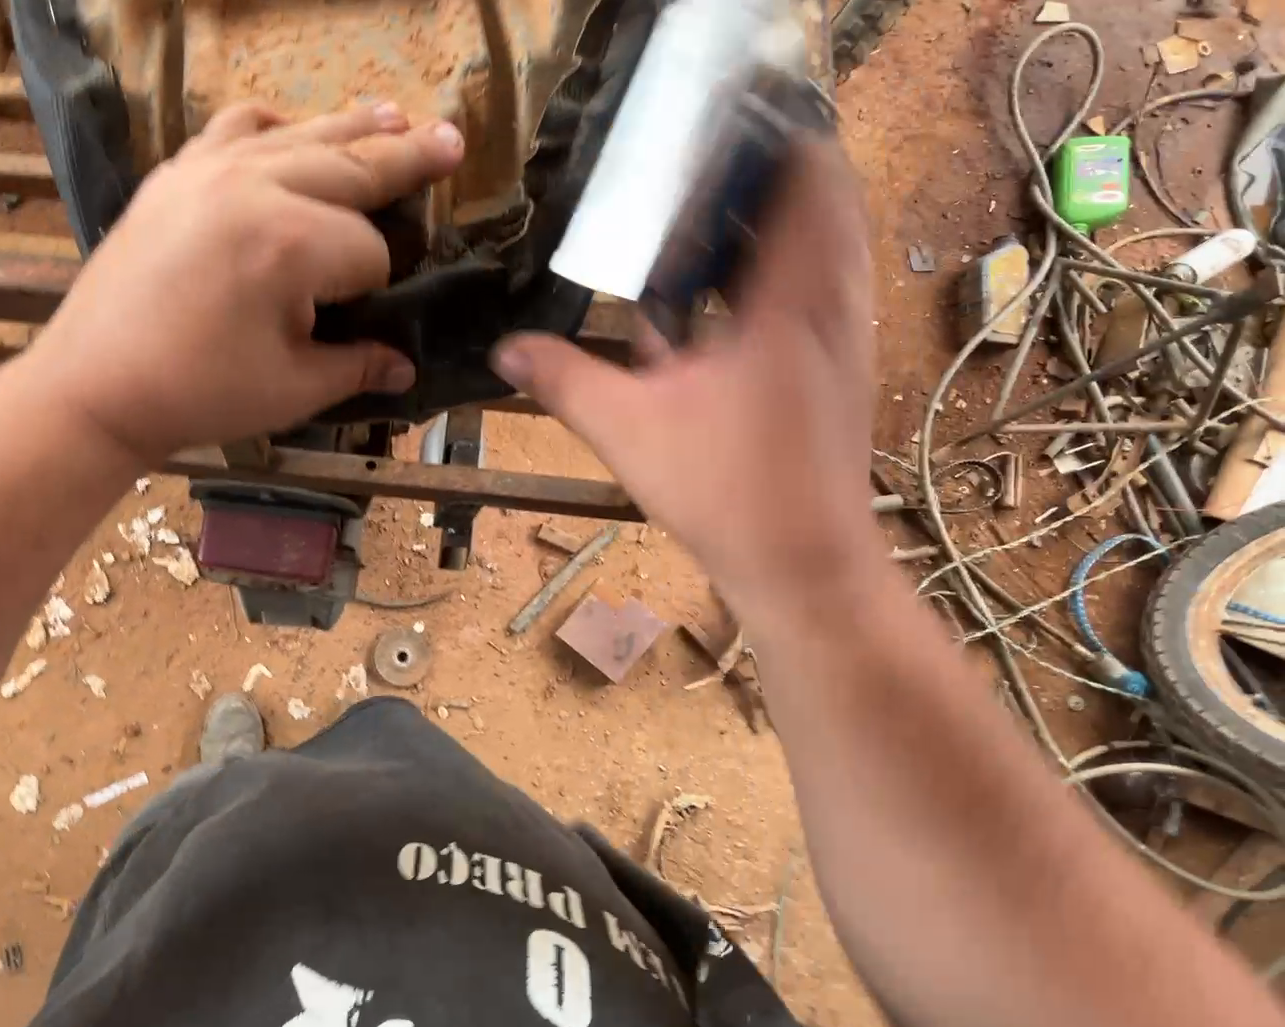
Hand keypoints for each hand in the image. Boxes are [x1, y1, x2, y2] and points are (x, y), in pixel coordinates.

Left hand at [26, 102, 464, 463]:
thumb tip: (406, 365)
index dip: (379, 287)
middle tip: (453, 143)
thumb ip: (356, 367)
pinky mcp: (175, 173)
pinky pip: (235, 127)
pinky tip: (292, 132)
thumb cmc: (196, 396)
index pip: (369, 252)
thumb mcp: (290, 391)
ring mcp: (208, 169)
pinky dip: (274, 127)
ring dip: (354, 128)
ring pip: (301, 135)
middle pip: (352, 166)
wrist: (93, 387)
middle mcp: (254, 186)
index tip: (365, 317)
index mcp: (289, 245)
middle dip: (408, 162)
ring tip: (398, 118)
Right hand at [491, 142, 880, 620]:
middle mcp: (831, 303)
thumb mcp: (627, 429)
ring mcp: (843, 337)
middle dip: (756, 185)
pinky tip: (714, 315)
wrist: (801, 561)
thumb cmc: (723, 489)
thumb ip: (564, 380)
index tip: (698, 148)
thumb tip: (505, 349)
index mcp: (791, 299)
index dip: (760, 145)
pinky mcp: (838, 368)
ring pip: (822, 247)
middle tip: (686, 192)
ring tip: (698, 242)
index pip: (805, 175)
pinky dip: (773, 279)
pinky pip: (817, 290)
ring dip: (767, 232)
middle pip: (819, 199)